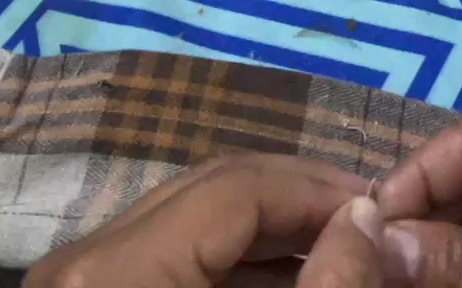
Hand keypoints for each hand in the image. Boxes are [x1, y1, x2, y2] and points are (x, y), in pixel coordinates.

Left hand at [23, 153, 369, 287]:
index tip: (380, 203)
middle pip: (212, 188)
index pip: (234, 186)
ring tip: (338, 240)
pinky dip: (233, 257)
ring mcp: (81, 274)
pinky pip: (171, 253)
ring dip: (270, 225)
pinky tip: (283, 271)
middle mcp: (86, 254)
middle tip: (368, 216)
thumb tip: (363, 213)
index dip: (316, 186)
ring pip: (193, 217)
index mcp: (116, 270)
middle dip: (297, 196)